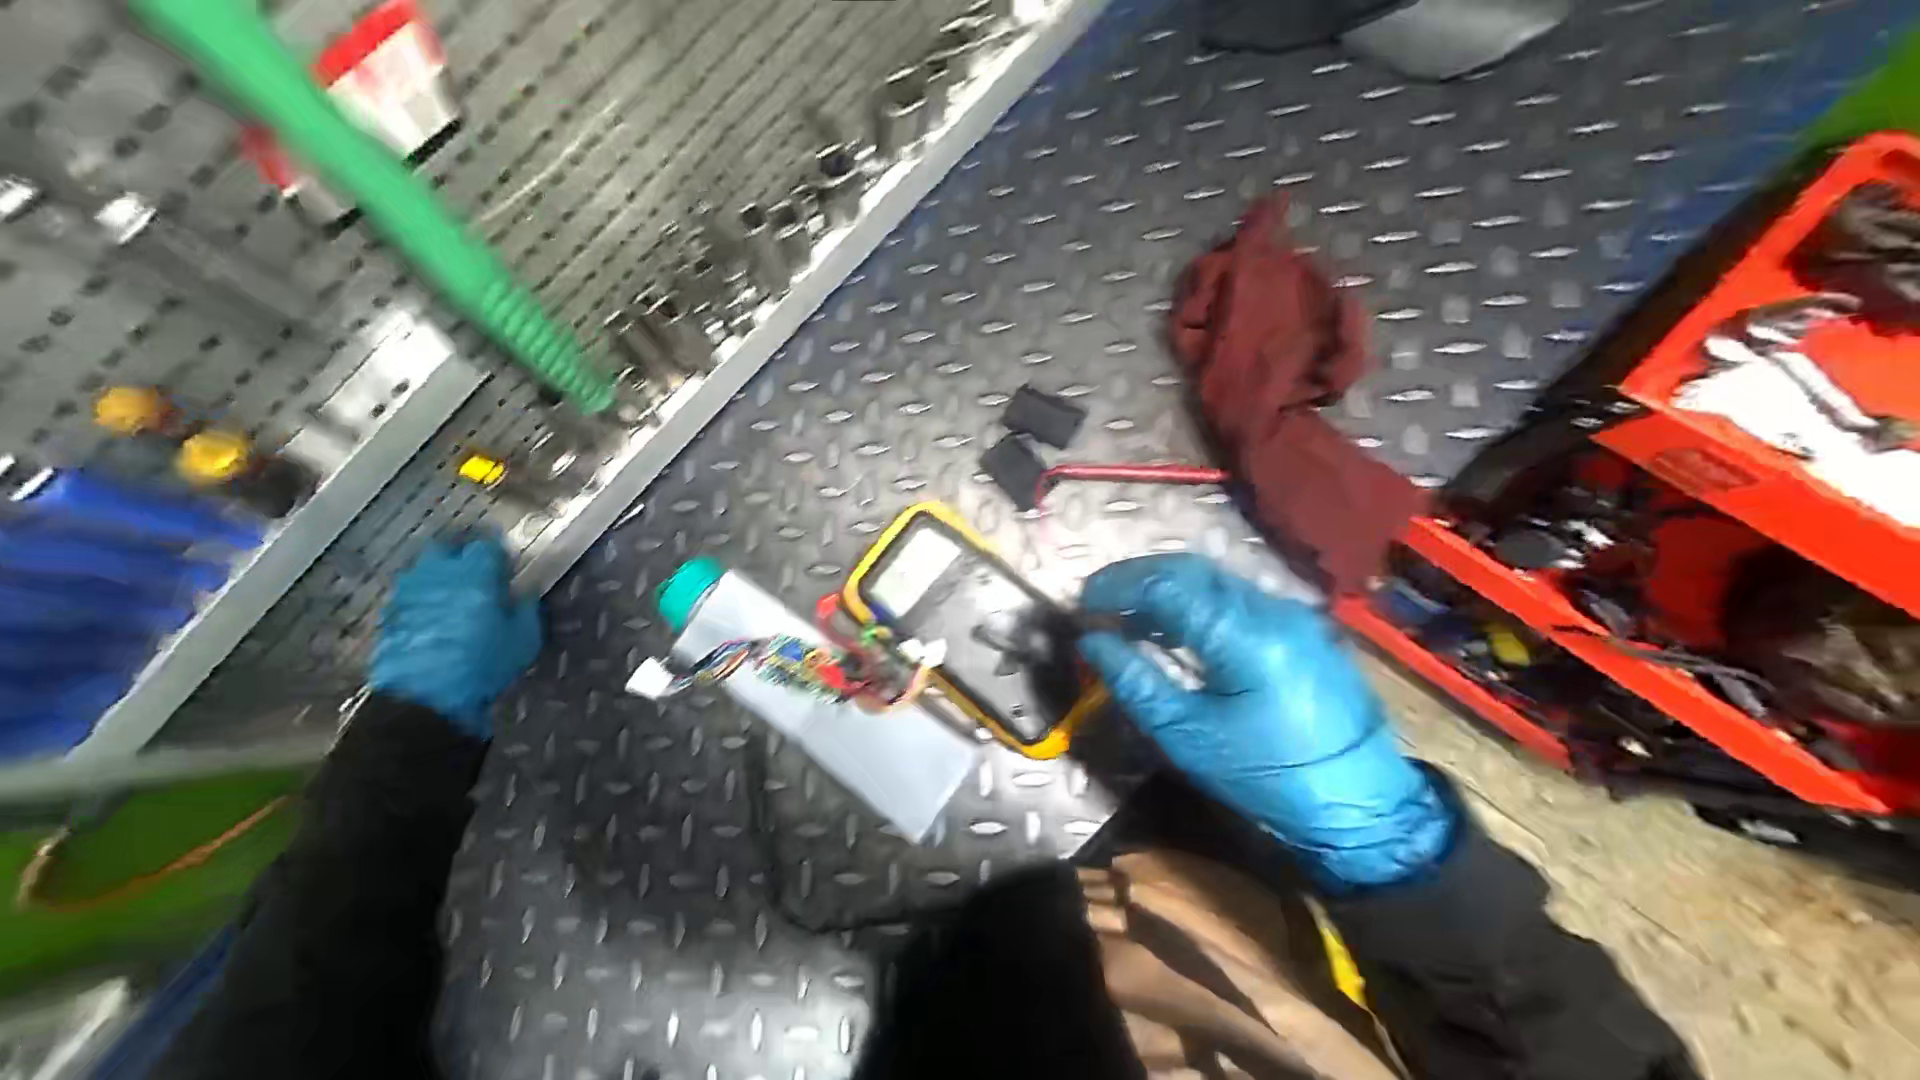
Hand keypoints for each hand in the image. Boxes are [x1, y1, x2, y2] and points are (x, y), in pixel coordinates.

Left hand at [369, 536, 541, 738]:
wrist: (424, 700)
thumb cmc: (484, 664)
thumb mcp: (523, 638)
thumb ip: (526, 607)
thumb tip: (525, 588)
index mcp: (474, 575)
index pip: (485, 544)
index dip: (497, 550)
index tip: (506, 561)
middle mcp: (437, 576)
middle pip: (444, 547)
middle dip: (460, 553)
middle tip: (477, 570)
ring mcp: (408, 595)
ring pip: (422, 571)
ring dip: (438, 576)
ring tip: (454, 593)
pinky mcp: (389, 617)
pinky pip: (409, 596)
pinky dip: (423, 599)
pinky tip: (434, 616)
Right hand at [1077, 554, 1453, 889]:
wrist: (1363, 805)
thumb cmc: (1267, 777)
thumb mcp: (1188, 736)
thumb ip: (1134, 681)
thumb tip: (1091, 641)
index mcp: (1244, 634)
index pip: (1166, 584)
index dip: (1116, 587)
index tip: (1081, 604)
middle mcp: (1270, 607)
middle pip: (1189, 569)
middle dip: (1135, 578)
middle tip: (1097, 601)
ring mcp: (1290, 612)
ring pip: (1211, 578)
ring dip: (1162, 587)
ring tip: (1125, 615)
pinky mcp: (1298, 625)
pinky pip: (1232, 597)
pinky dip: (1191, 601)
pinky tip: (1170, 628)